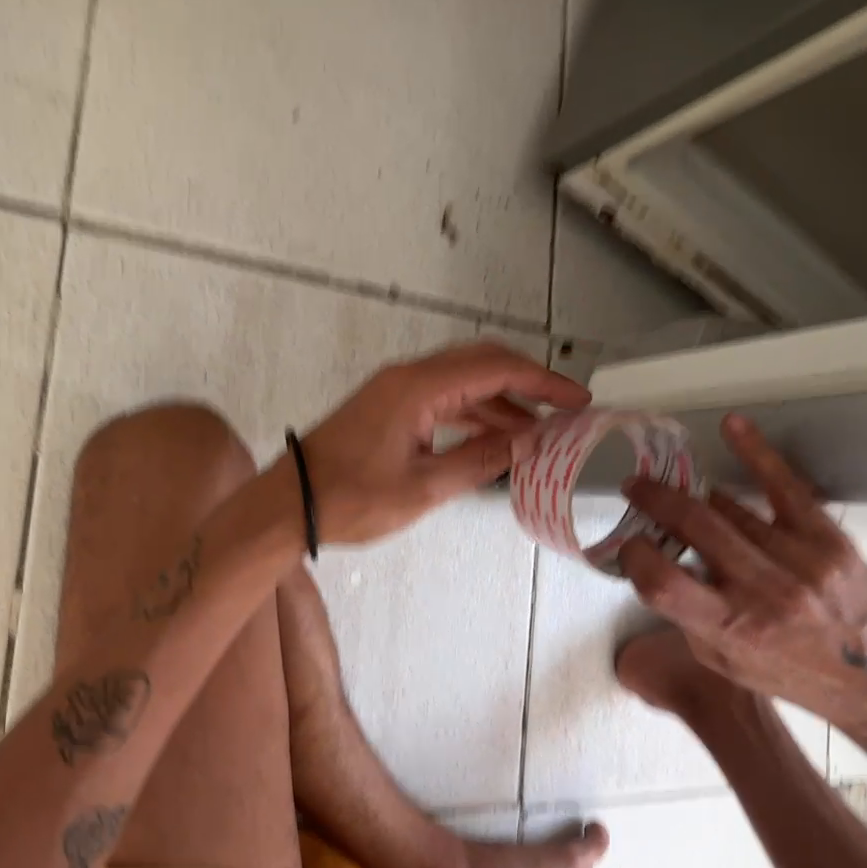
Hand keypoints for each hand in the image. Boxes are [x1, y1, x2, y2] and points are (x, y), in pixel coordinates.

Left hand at [297, 341, 589, 545]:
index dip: (542, 381)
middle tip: (564, 408)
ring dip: (501, 401)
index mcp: (418, 388)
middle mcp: (408, 378)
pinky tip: (496, 437)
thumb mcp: (424, 487)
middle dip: (526, 383)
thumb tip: (528, 441)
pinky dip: (473, 413)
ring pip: (462, 382)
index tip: (577, 399)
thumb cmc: (350, 499)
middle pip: (481, 363)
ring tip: (539, 431)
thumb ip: (480, 458)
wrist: (289, 504)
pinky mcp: (388, 407)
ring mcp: (395, 390)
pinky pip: (442, 399)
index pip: (495, 368)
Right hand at [615, 414, 866, 731]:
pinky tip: (731, 427)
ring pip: (730, 509)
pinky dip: (755, 452)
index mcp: (731, 628)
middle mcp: (764, 591)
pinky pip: (785, 486)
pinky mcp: (828, 538)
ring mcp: (800, 559)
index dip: (635, 555)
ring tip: (675, 487)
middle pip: (695, 527)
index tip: (630, 543)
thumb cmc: (787, 672)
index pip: (662, 582)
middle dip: (654, 500)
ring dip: (694, 495)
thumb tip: (662, 557)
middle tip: (634, 487)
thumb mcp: (722, 660)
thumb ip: (687, 613)